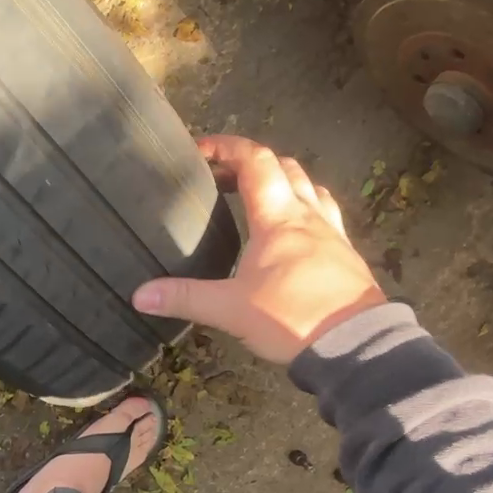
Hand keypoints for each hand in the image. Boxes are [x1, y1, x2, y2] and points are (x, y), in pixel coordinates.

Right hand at [133, 136, 385, 363]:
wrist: (354, 344)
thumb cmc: (290, 317)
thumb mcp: (228, 309)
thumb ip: (183, 298)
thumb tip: (139, 295)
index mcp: (278, 219)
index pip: (255, 163)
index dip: (227, 148)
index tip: (201, 150)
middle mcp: (308, 216)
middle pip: (284, 167)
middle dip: (251, 163)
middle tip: (222, 177)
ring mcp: (332, 234)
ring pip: (309, 188)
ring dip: (283, 181)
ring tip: (258, 197)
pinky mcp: (345, 255)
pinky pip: (324, 215)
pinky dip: (303, 209)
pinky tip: (292, 232)